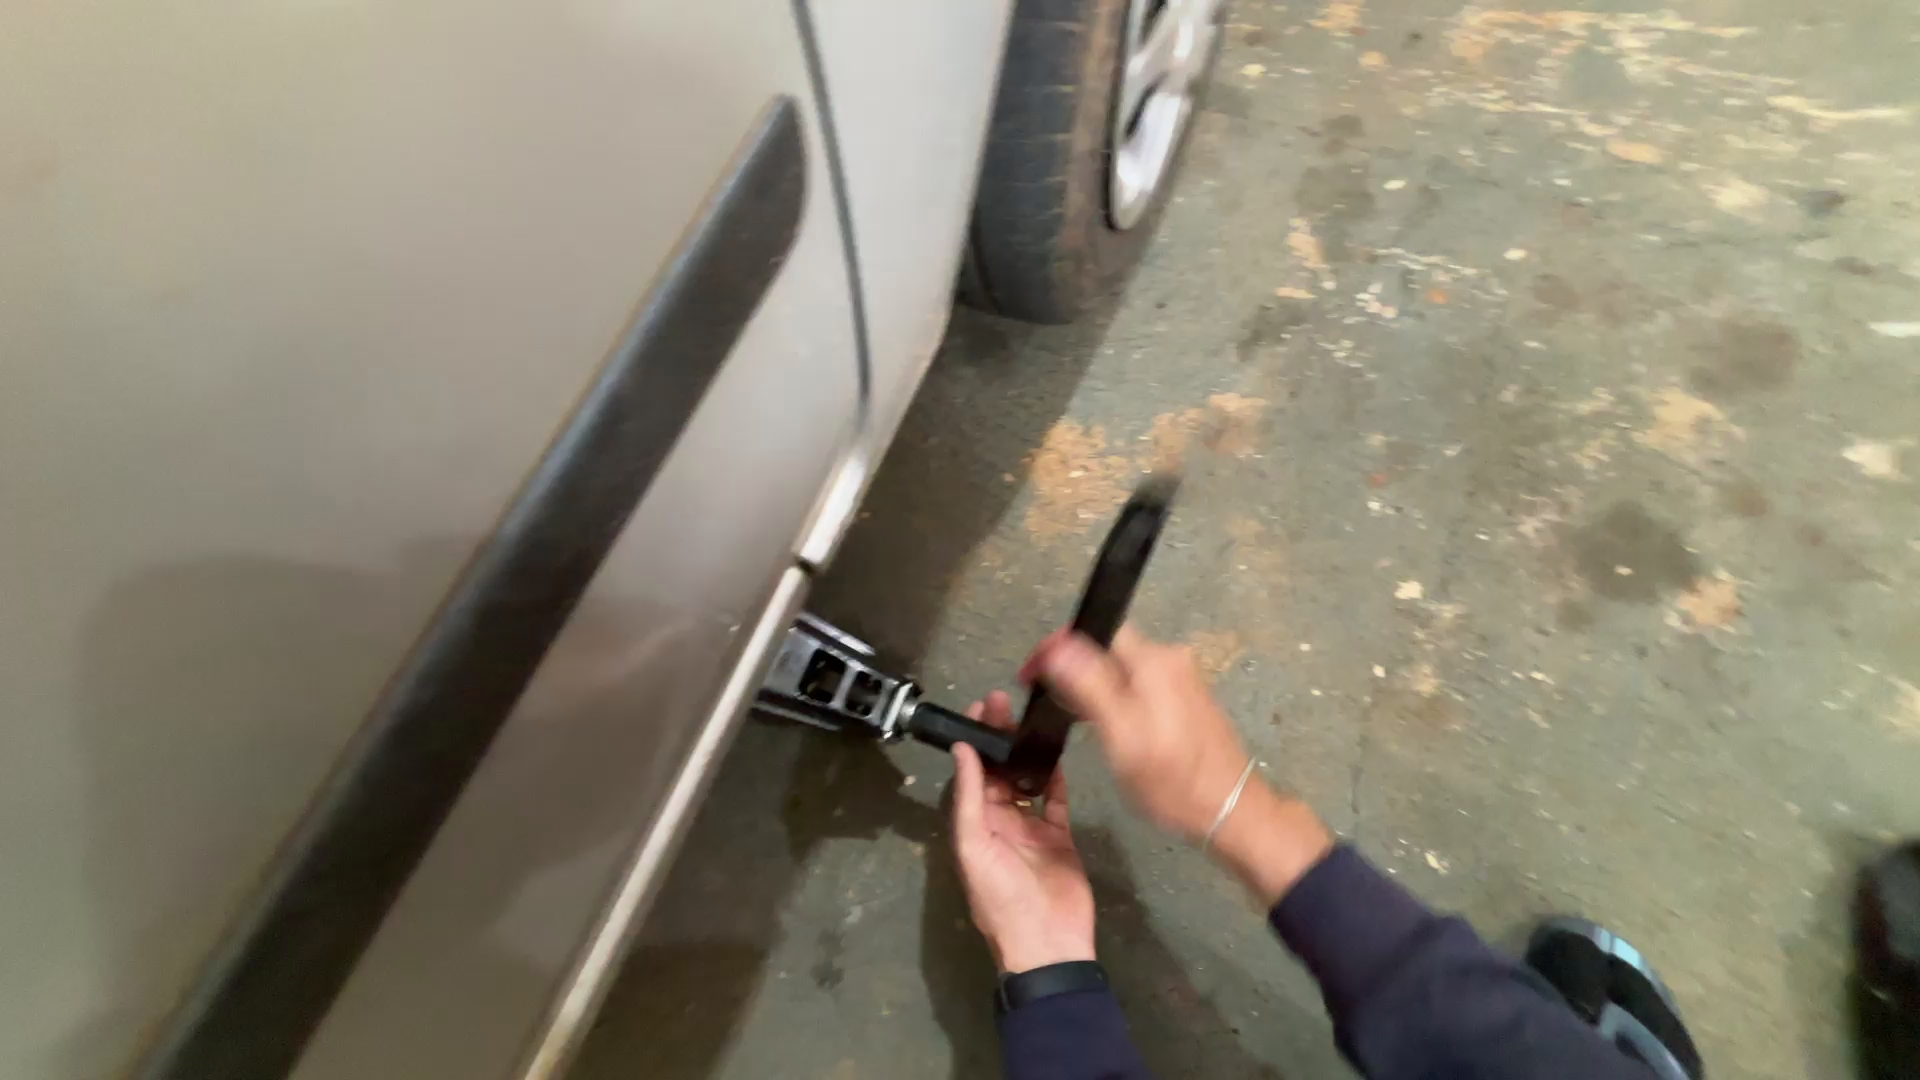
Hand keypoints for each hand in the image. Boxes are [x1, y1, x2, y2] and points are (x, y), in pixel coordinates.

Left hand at [949, 691, 1095, 973]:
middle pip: (997, 771)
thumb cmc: (1003, 896)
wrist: (1049, 944)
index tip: (978, 707)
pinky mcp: (1060, 836)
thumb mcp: (975, 846)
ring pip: (1025, 781)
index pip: (971, 773)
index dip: (973, 741)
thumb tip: (960, 750)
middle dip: (999, 738)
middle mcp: (1000, 822)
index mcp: (974, 824)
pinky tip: (1057, 755)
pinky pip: (1056, 802)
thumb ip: (969, 797)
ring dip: (1025, 753)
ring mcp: (1031, 829)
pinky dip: (1056, 780)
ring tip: (1028, 720)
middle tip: (1004, 702)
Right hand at [1024, 626, 1333, 905]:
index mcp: (1153, 660)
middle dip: (1073, 664)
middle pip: (1108, 646)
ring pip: (1122, 666)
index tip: (1031, 673)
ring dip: (1093, 681)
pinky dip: (1115, 694)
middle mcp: (1170, 657)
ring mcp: (1181, 677)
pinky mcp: (1185, 697)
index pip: (1095, 629)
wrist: (1233, 811)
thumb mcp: (1122, 736)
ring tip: (1068, 712)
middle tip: (1044, 695)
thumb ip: (1089, 685)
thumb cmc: (1172, 780)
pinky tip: (1104, 721)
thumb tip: (1056, 645)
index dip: (1058, 645)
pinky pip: (1139, 682)